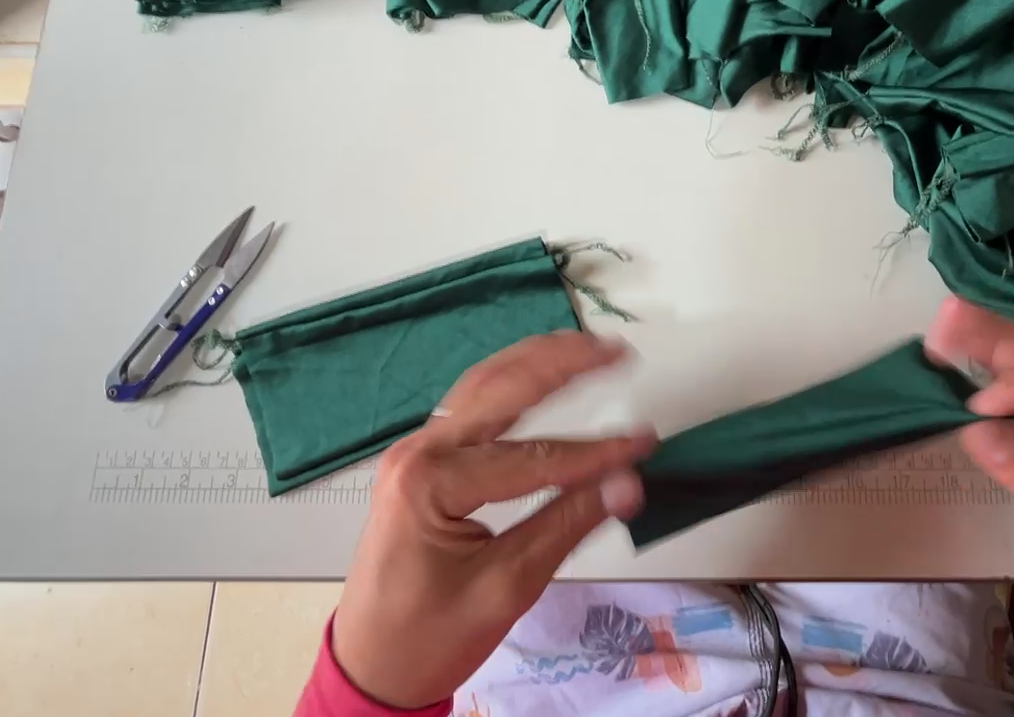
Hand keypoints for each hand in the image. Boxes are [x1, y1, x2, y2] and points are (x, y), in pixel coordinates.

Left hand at [333, 332, 656, 707]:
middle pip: (501, 388)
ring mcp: (418, 447)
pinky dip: (513, 378)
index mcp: (432, 482)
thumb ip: (568, 524)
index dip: (593, 453)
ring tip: (587, 345)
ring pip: (485, 382)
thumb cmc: (430, 637)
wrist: (370, 667)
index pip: (531, 457)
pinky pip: (473, 401)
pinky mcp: (426, 456)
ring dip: (538, 359)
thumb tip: (628, 485)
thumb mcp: (506, 587)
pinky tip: (541, 369)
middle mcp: (421, 449)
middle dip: (563, 364)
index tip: (643, 443)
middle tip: (615, 350)